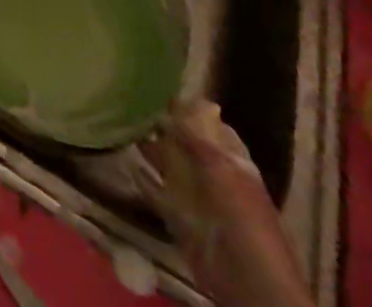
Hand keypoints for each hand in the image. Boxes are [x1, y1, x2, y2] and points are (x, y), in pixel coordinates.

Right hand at [141, 101, 310, 306]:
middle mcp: (214, 175)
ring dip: (151, 151)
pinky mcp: (180, 219)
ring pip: (170, 167)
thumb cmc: (241, 218)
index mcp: (232, 162)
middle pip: (187, 145)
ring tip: (124, 129)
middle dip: (164, 127)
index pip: (212, 127)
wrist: (247, 280)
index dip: (191, 110)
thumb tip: (176, 104)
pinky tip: (128, 167)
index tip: (160, 91)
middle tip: (132, 105)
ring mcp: (196, 198)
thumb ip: (196, 137)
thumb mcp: (220, 169)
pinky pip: (158, 194)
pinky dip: (144, 181)